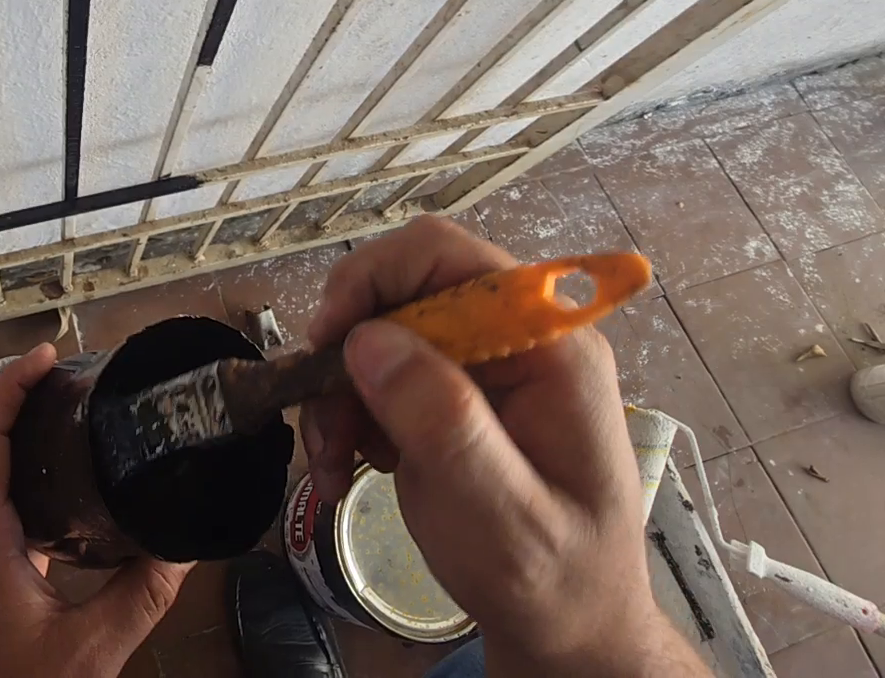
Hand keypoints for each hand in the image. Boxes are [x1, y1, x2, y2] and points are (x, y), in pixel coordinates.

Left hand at [0, 342, 191, 677]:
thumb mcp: (89, 654)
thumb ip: (141, 596)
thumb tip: (185, 540)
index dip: (10, 385)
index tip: (49, 355)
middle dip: (6, 388)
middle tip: (58, 367)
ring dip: (2, 416)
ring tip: (55, 396)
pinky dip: (6, 451)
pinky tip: (51, 458)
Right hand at [301, 216, 705, 675]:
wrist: (562, 628)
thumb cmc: (549, 579)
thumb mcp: (501, 514)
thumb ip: (444, 422)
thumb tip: (366, 339)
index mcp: (544, 342)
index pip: (445, 255)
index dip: (374, 276)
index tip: (328, 340)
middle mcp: (506, 334)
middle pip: (396, 286)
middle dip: (344, 346)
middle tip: (322, 411)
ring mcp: (471, 359)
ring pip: (369, 328)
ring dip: (333, 389)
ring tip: (331, 459)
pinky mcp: (439, 387)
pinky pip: (366, 367)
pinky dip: (339, 410)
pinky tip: (345, 462)